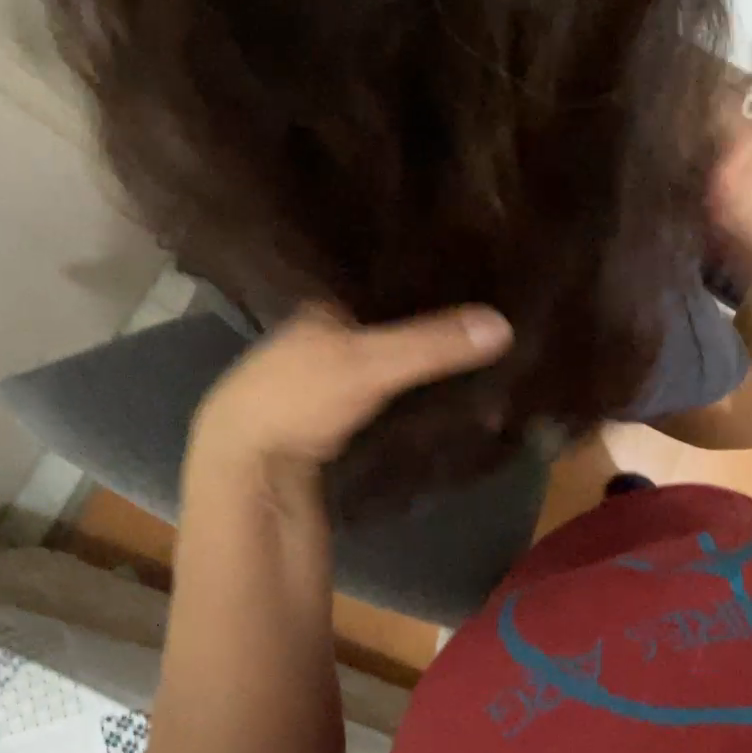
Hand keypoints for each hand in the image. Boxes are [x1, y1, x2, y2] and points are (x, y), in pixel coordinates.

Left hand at [186, 304, 512, 478]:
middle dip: (441, 322)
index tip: (481, 276)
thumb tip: (506, 323)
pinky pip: (399, 389)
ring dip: (434, 358)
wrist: (246, 476)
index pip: (391, 279)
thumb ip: (433, 343)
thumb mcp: (370, 363)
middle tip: (495, 313)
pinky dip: (424, 388)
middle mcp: (331, 334)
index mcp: (326, 305)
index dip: (434, 277)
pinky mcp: (346, 413)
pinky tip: (457, 385)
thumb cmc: (295, 398)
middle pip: (399, 320)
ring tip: (488, 344)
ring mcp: (337, 376)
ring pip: (400, 356)